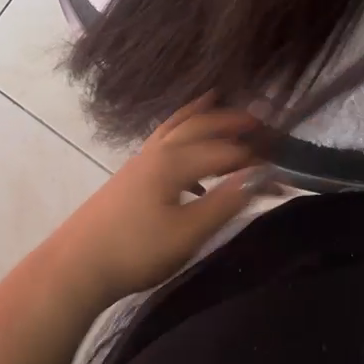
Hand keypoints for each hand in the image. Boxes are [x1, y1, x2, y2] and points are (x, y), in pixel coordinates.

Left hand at [43, 95, 260, 303]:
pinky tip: (188, 149)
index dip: (255, 158)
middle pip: (198, 125)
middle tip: (260, 118)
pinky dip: (181, 130)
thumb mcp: (186, 234)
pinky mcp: (131, 173)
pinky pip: (164, 138)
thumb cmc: (135, 250)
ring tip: (217, 99)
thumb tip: (260, 175)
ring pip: (176, 126)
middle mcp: (157, 151)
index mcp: (173, 162)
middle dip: (229, 119)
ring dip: (200, 114)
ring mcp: (141, 160)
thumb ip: (223, 203)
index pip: (224, 151)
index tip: (285, 164)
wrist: (77, 264)